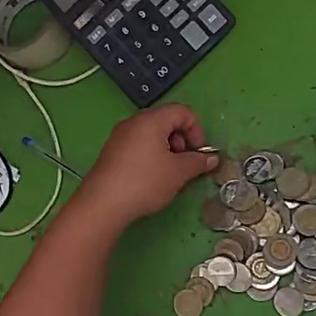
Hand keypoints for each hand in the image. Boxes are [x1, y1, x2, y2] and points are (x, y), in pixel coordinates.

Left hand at [71, 104, 218, 227]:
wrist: (103, 203)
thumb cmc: (145, 181)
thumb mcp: (179, 172)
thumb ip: (198, 162)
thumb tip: (211, 158)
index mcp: (152, 120)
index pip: (183, 111)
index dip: (197, 130)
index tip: (199, 152)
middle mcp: (134, 122)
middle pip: (166, 120)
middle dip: (182, 139)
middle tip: (184, 162)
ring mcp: (120, 136)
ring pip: (152, 134)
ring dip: (167, 149)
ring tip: (169, 172)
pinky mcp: (111, 152)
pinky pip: (138, 145)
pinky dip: (151, 155)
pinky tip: (151, 177)